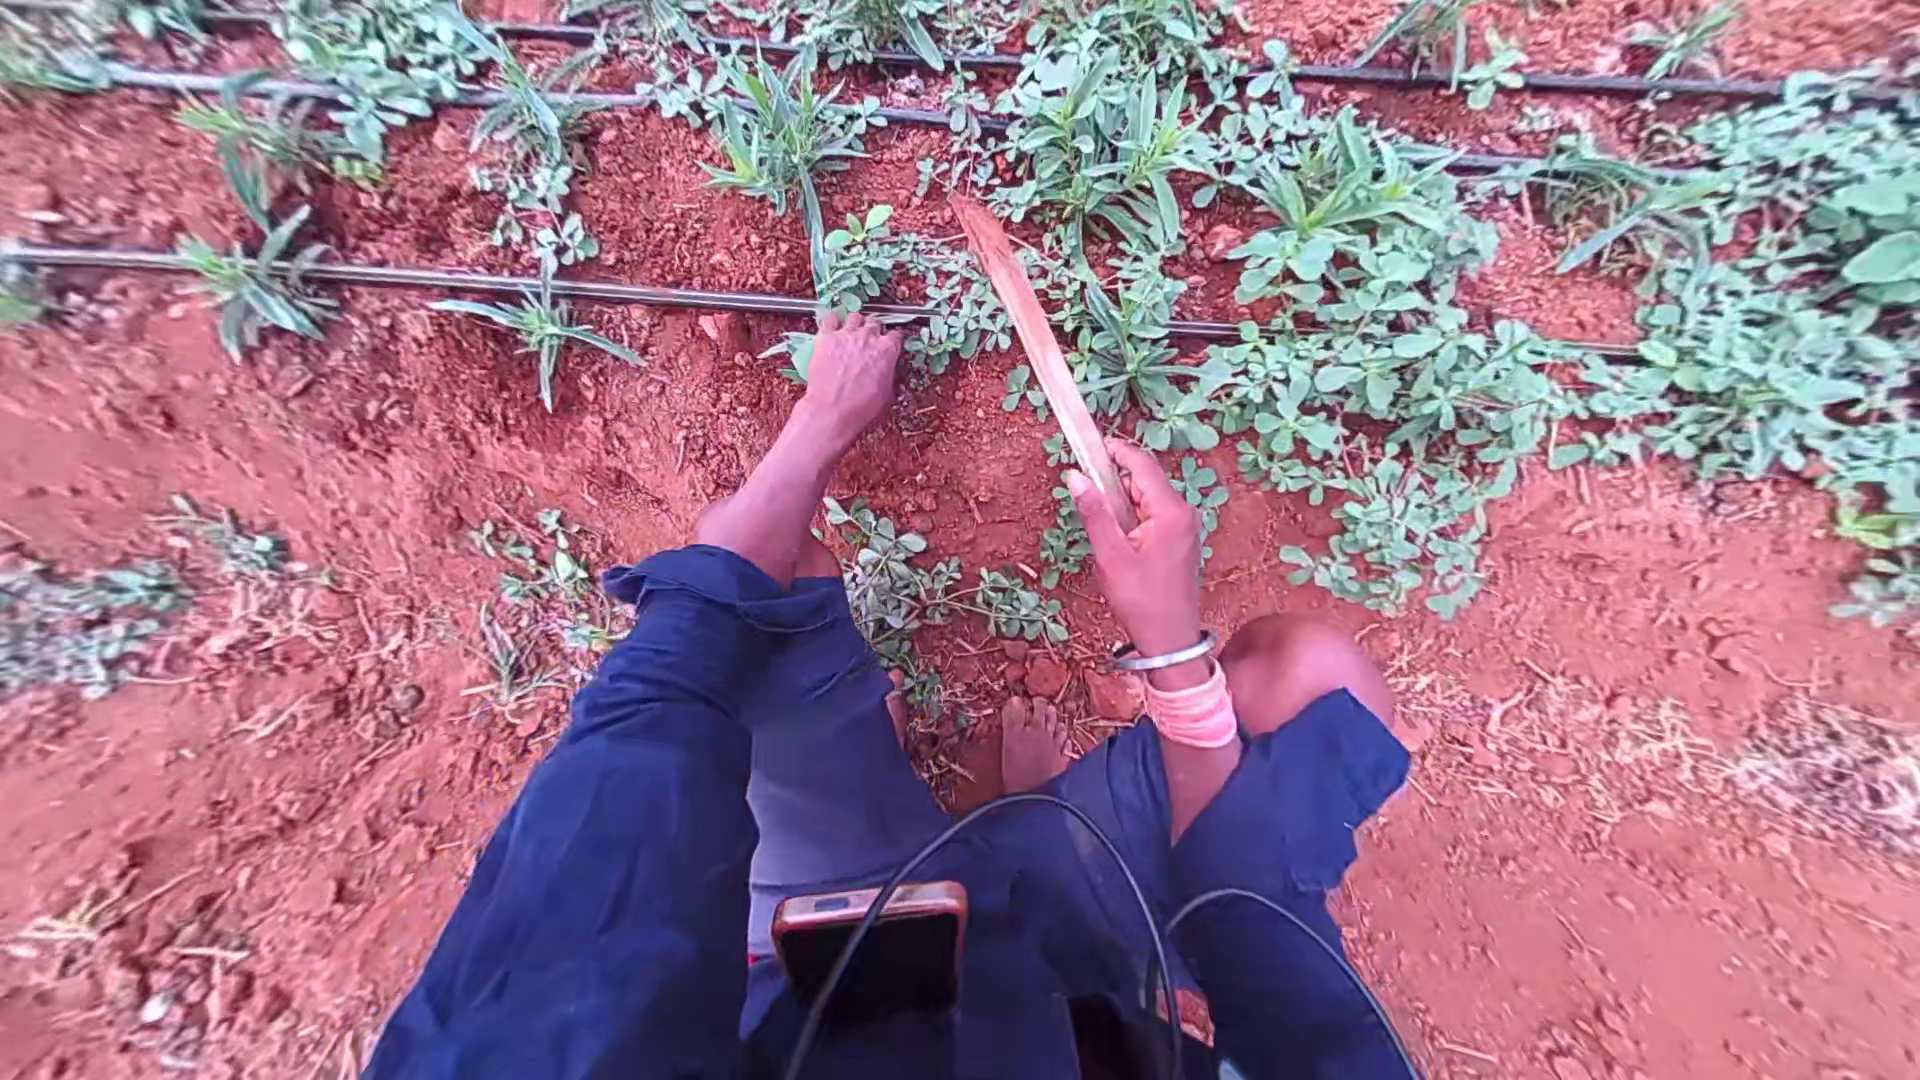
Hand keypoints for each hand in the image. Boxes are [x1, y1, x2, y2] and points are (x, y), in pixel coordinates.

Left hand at [796, 310, 903, 452]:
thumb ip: (889, 374)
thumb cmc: (860, 407)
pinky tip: (833, 328)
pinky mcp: (826, 337)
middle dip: (874, 330)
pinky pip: (830, 318)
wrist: (833, 410)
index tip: (890, 344)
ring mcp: (846, 335)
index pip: (896, 336)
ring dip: (855, 323)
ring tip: (852, 332)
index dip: (893, 341)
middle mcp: (868, 337)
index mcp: (887, 350)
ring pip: (854, 316)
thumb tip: (888, 370)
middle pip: (875, 322)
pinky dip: (832, 321)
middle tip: (870, 340)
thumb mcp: (886, 394)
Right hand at [1065, 439, 1203, 662]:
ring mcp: (1185, 526)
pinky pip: (1152, 513)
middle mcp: (1184, 512)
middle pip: (1145, 478)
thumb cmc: (1140, 600)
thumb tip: (1075, 475)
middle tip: (1084, 483)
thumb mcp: (1110, 555)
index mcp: (1171, 512)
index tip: (1089, 445)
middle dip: (1114, 477)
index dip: (1115, 450)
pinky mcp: (1180, 538)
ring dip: (1120, 498)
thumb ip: (1094, 512)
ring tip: (1096, 514)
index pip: (1142, 464)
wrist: (1169, 639)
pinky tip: (1114, 531)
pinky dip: (1130, 513)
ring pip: (1147, 496)